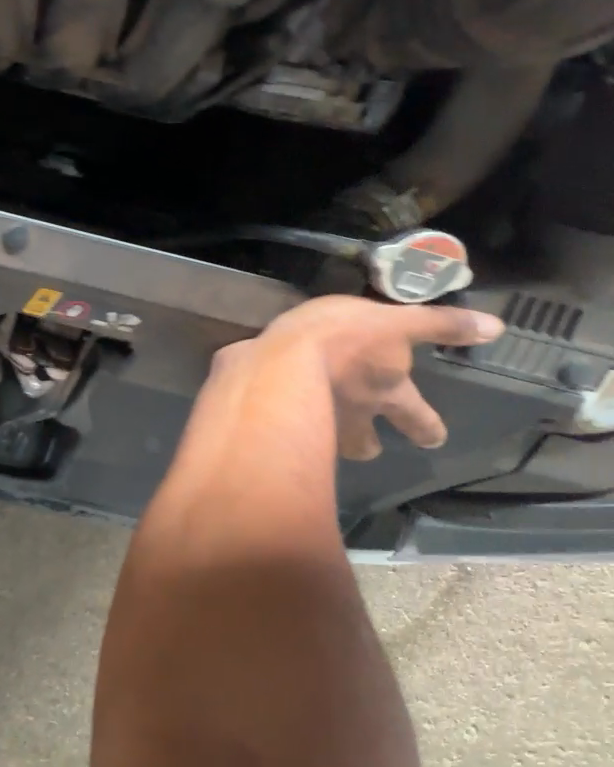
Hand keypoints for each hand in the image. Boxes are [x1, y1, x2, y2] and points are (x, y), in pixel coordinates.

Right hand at [212, 296, 505, 460]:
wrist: (273, 362)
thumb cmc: (338, 340)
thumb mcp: (392, 320)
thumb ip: (438, 324)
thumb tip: (497, 328)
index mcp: (390, 394)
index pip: (420, 421)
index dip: (428, 430)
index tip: (432, 439)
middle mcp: (356, 417)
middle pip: (369, 446)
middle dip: (371, 445)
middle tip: (368, 443)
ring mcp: (313, 422)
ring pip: (326, 442)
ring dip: (327, 436)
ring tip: (316, 424)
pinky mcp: (273, 417)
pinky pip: (279, 421)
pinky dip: (280, 416)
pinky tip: (269, 402)